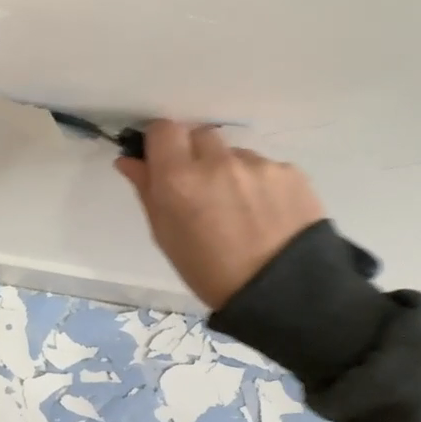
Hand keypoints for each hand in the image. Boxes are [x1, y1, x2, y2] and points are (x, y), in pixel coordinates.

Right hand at [116, 120, 324, 308]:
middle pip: (199, 135)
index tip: (162, 161)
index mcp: (178, 179)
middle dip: (194, 154)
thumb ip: (147, 190)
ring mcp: (257, 164)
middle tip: (200, 188)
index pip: (163, 129)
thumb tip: (130, 160)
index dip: (160, 143)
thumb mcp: (165, 236)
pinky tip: (264, 214)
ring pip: (233, 153)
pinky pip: (264, 168)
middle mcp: (217, 162)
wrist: (284, 292)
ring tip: (239, 209)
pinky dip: (259, 184)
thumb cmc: (209, 271)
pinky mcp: (291, 172)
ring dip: (229, 171)